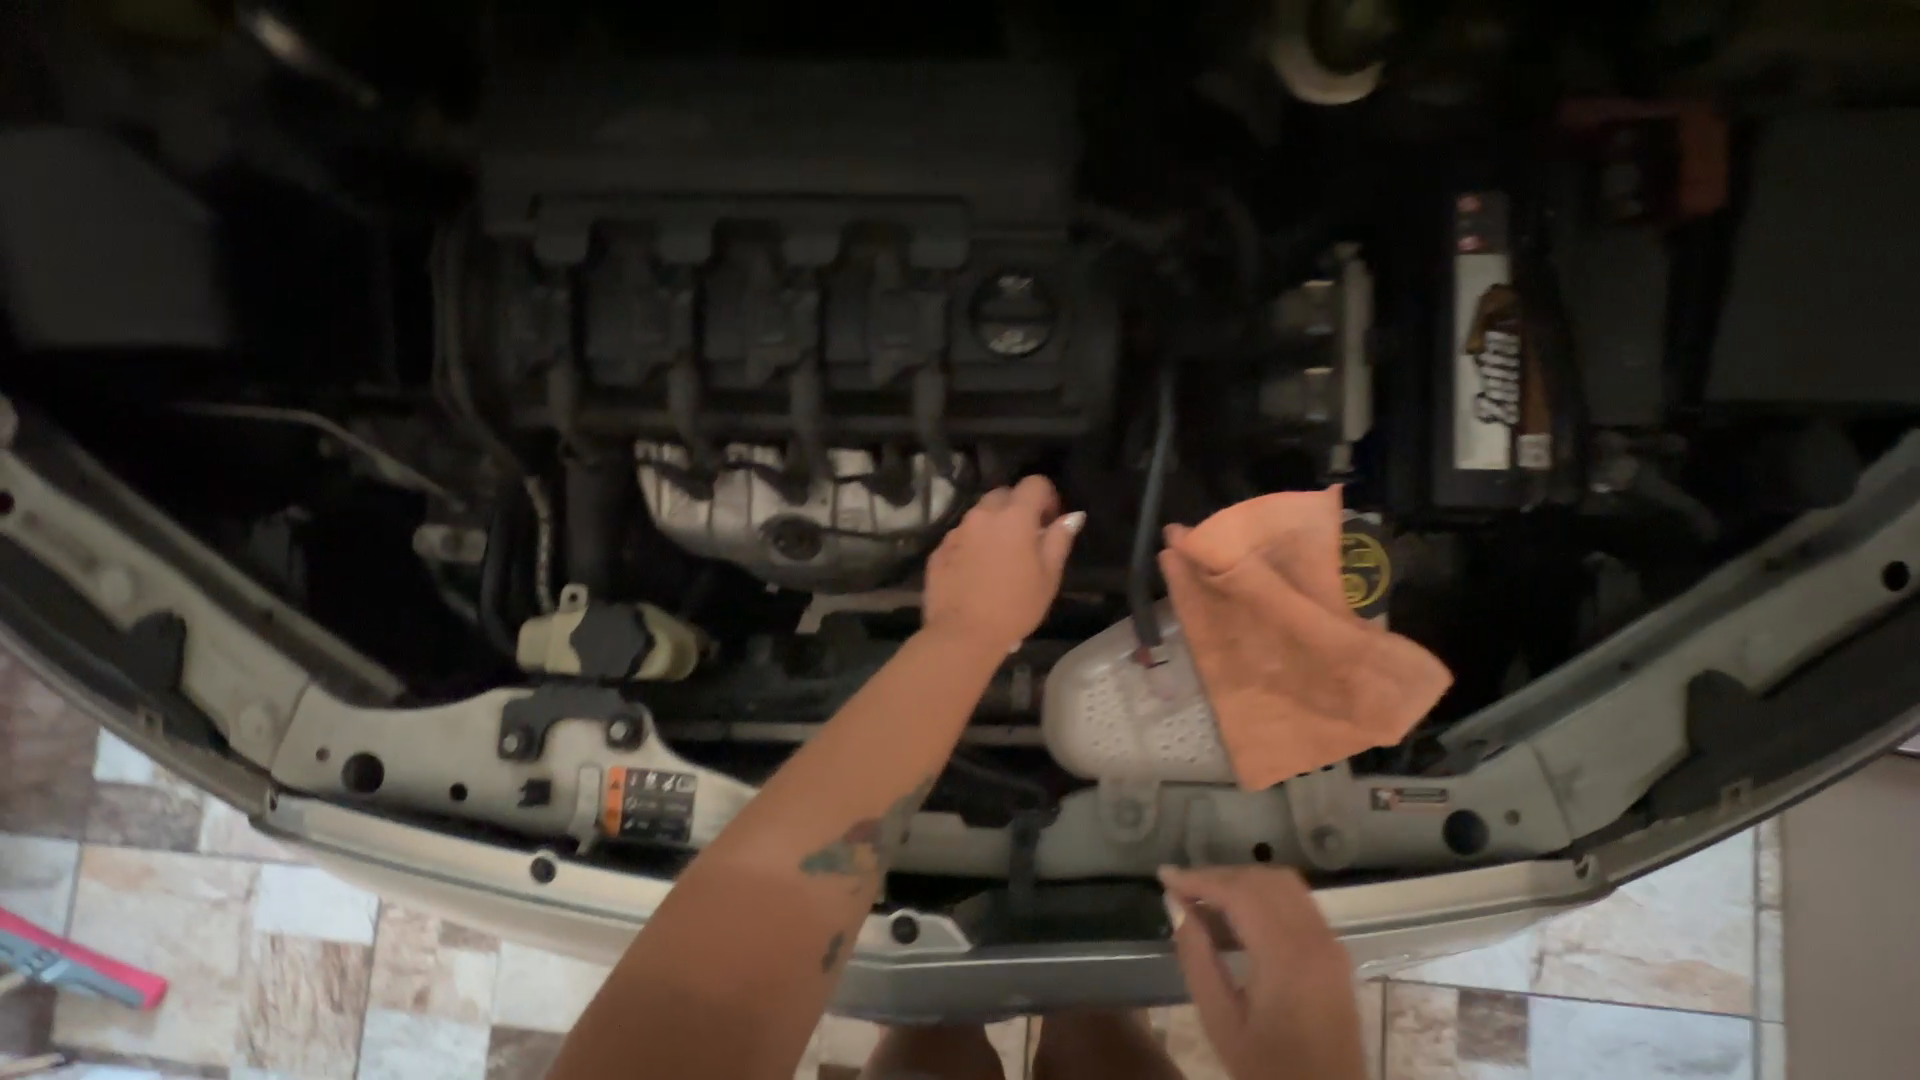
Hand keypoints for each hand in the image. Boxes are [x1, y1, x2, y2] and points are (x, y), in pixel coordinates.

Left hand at [922, 475, 1081, 653]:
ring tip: (1000, 558)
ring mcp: (956, 532)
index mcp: (1014, 517)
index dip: (1047, 497)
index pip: (1034, 483)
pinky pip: (961, 537)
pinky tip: (976, 572)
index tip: (1050, 521)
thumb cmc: (1015, 606)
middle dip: (1017, 508)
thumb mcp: (1048, 576)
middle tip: (1026, 539)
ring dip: (993, 526)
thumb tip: (1072, 516)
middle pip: (1003, 495)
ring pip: (979, 516)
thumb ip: (1059, 539)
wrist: (963, 634)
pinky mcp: (938, 550)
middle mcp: (982, 515)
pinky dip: (972, 545)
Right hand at [1161, 865, 1367, 1079]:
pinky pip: (1299, 903)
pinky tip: (1239, 918)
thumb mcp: (1220, 1021)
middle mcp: (1316, 939)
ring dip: (1243, 882)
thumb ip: (1197, 956)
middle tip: (1182, 892)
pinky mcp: (1336, 955)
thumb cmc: (1269, 1073)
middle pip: (1262, 880)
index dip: (1198, 879)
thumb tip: (1175, 904)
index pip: (1238, 892)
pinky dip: (1266, 896)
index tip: (1164, 877)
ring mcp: (1332, 945)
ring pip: (1284, 884)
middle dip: (1219, 876)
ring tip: (1206, 901)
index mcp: (1287, 957)